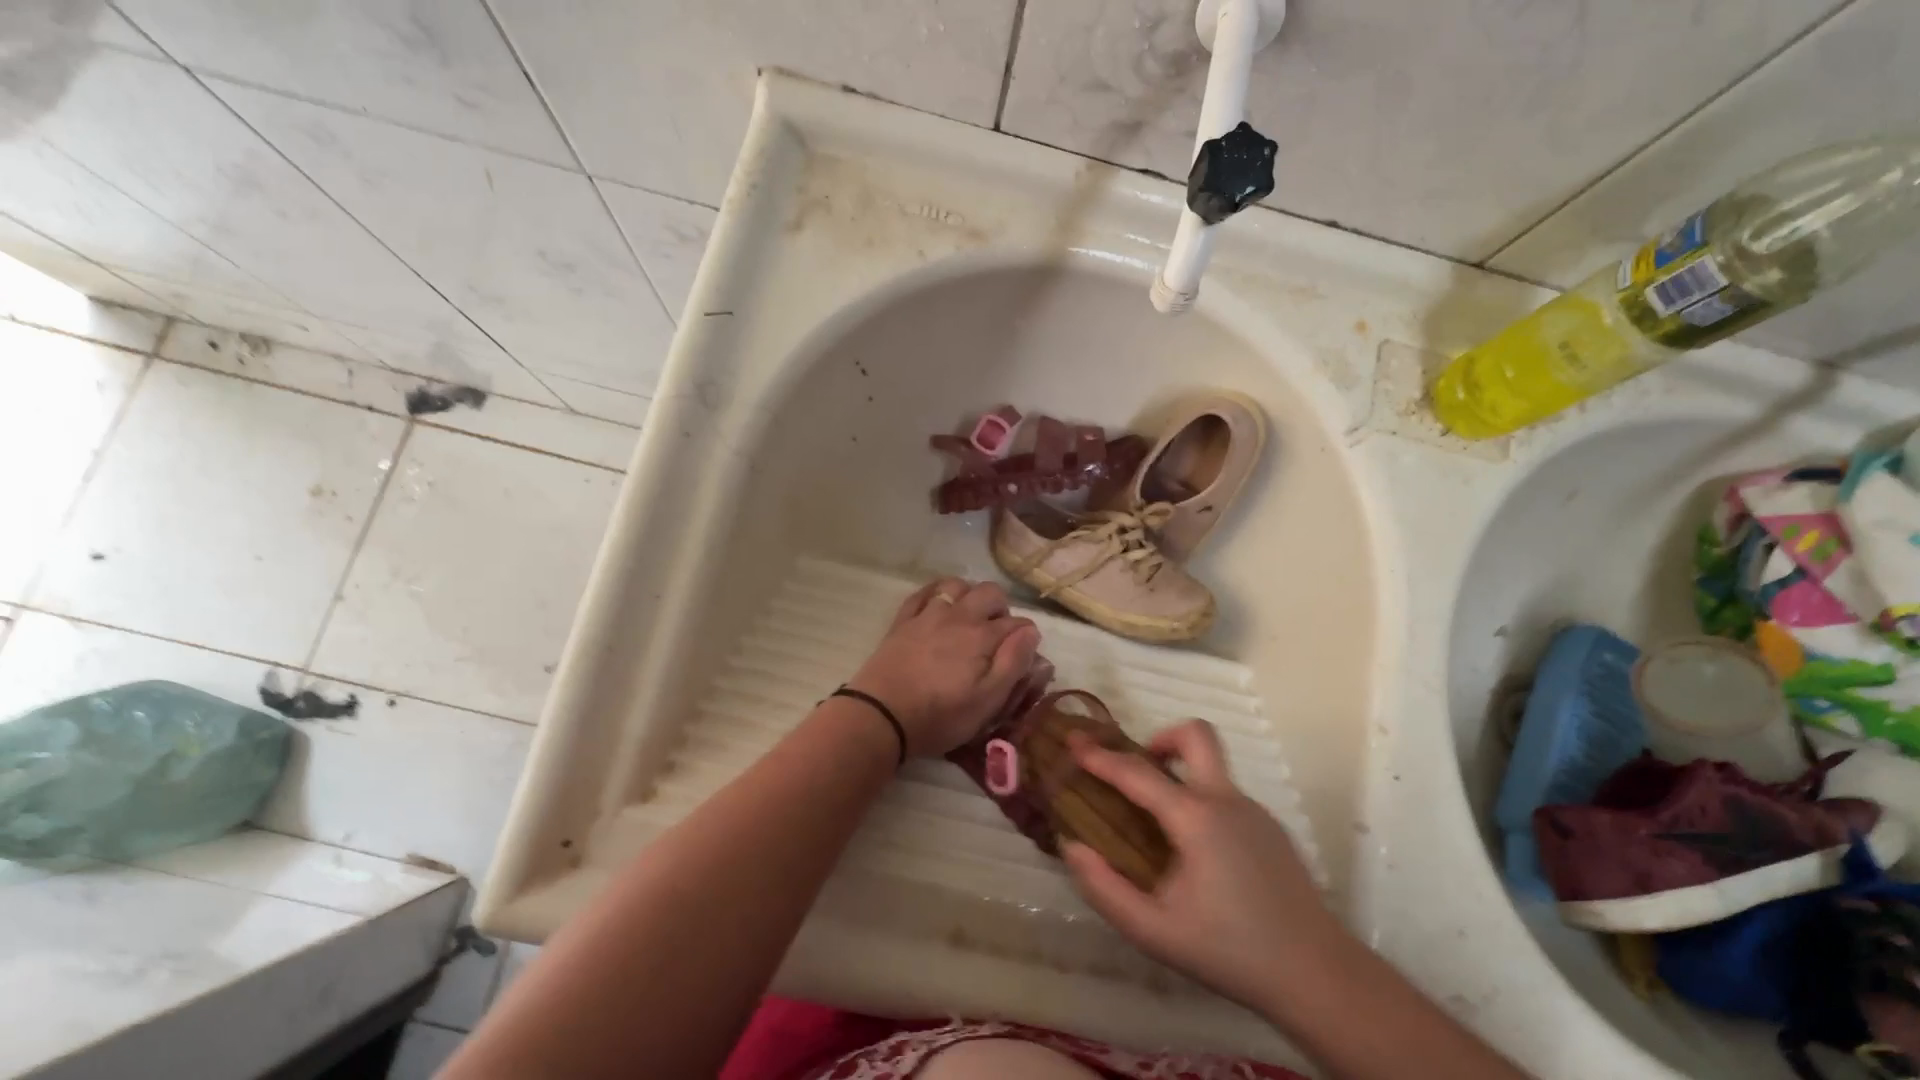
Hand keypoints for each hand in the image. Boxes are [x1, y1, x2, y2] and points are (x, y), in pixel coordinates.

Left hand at [845, 578, 1040, 756]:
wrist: (881, 715)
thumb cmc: (940, 716)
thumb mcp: (988, 701)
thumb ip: (1013, 664)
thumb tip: (1031, 632)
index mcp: (983, 637)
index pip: (1019, 624)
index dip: (1026, 639)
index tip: (1022, 658)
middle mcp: (959, 616)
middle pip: (991, 593)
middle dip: (1002, 609)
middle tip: (997, 635)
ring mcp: (928, 614)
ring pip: (957, 585)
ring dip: (970, 595)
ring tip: (970, 617)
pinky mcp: (903, 621)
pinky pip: (923, 592)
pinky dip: (937, 592)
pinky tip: (939, 603)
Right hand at [1061, 719, 1336, 1016]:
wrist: (1316, 974)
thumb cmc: (1229, 951)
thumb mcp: (1153, 931)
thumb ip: (1104, 888)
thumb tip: (1073, 847)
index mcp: (1197, 820)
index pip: (1139, 774)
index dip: (1101, 757)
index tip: (1073, 743)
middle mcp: (1228, 802)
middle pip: (1196, 736)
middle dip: (1160, 739)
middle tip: (1134, 770)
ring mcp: (1256, 813)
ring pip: (1212, 769)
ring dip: (1179, 776)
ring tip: (1154, 825)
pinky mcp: (1271, 831)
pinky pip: (1226, 798)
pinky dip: (1200, 804)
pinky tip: (1193, 856)